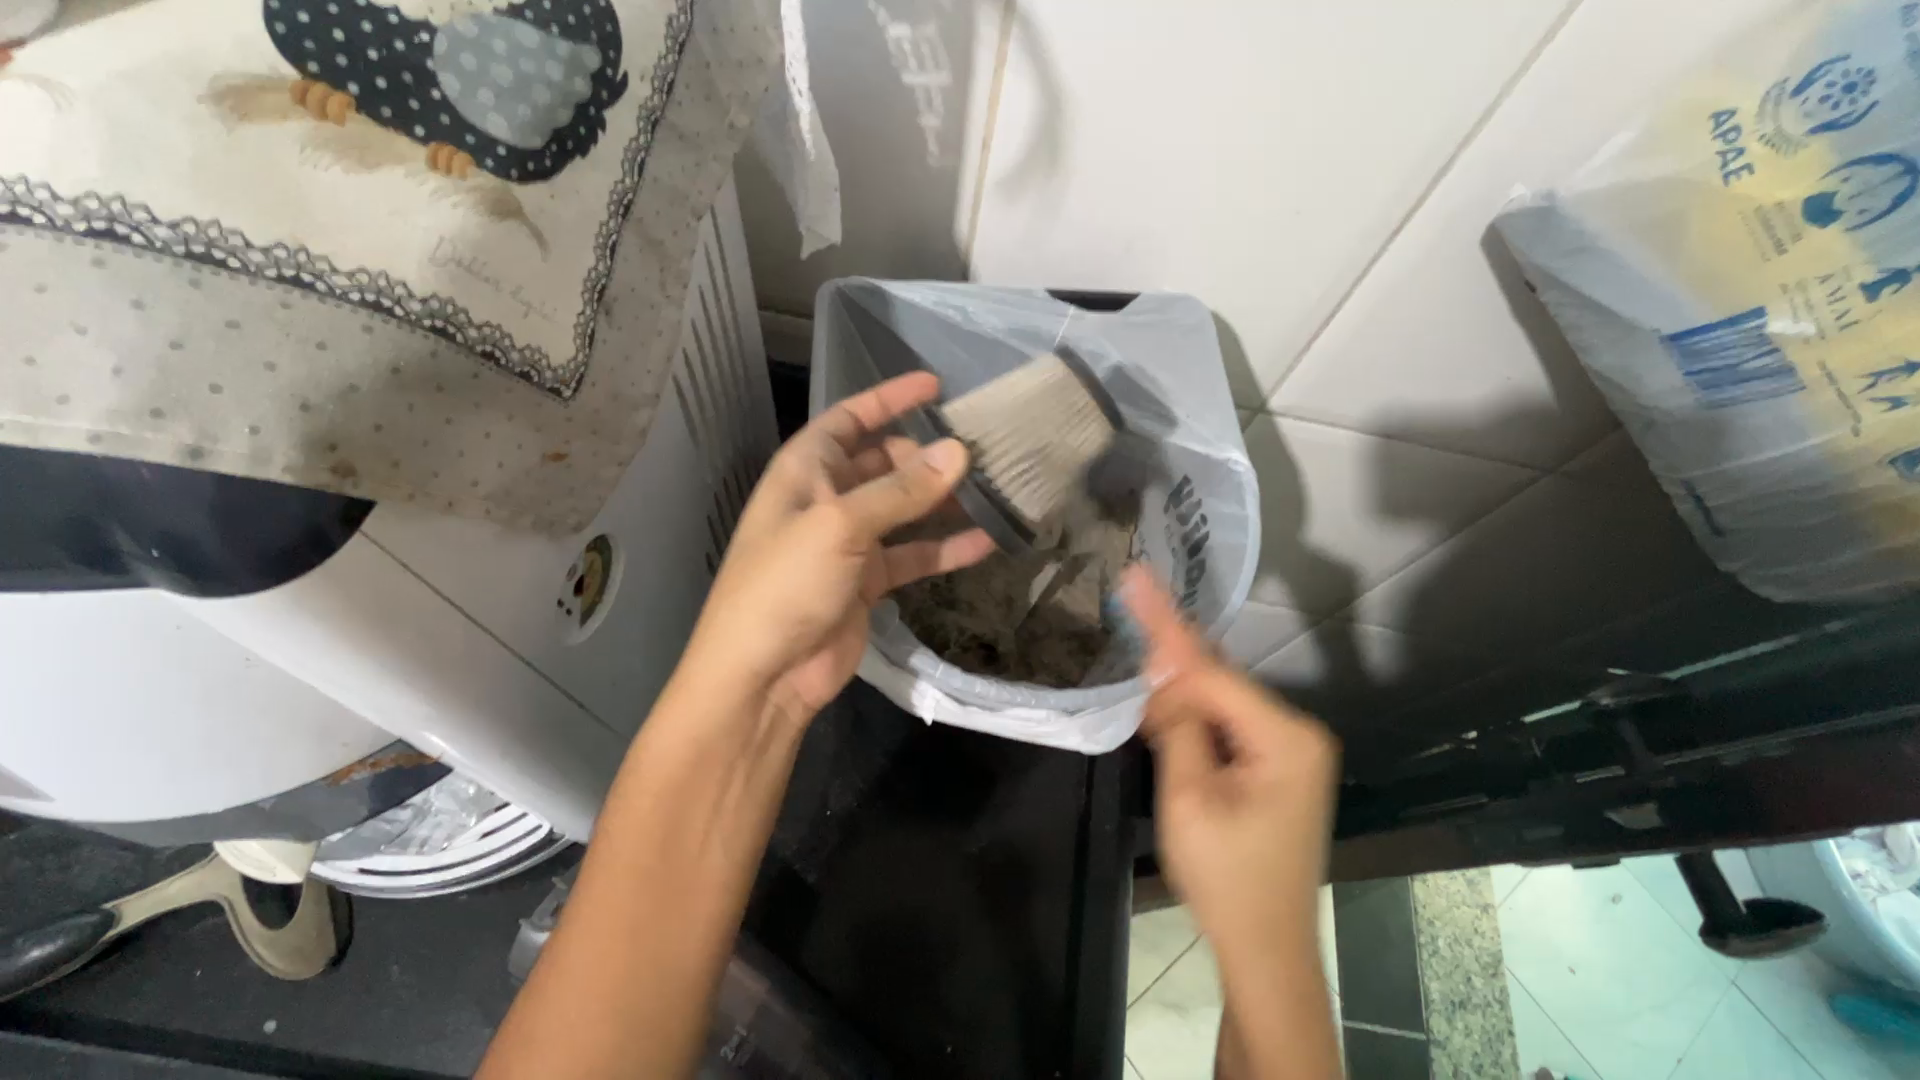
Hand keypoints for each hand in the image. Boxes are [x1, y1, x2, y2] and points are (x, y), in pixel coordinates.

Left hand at [678, 372, 995, 725]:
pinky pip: (912, 555)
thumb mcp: (841, 526)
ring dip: (943, 501)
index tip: (936, 386)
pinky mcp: (867, 583)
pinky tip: (986, 543)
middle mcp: (827, 499)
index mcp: (805, 471)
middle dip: (927, 454)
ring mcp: (848, 543)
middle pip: (884, 463)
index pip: (850, 419)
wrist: (762, 676)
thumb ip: (901, 490)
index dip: (889, 398)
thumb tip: (959, 451)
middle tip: (983, 449)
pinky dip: (944, 549)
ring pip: (904, 510)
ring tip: (995, 489)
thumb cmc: (785, 585)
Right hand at [1120, 566, 1339, 952]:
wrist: (1265, 949)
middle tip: (1127, 641)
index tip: (1135, 578)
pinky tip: (1167, 718)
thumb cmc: (1225, 878)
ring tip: (1143, 699)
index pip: (1212, 672)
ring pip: (1221, 702)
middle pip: (1219, 681)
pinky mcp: (1278, 767)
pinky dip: (1195, 720)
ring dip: (1179, 699)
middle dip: (1170, 669)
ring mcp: (1291, 751)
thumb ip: (1178, 723)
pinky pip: (1228, 725)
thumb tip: (1162, 669)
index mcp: (1284, 737)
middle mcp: (1297, 733)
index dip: (1165, 630)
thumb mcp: (1189, 797)